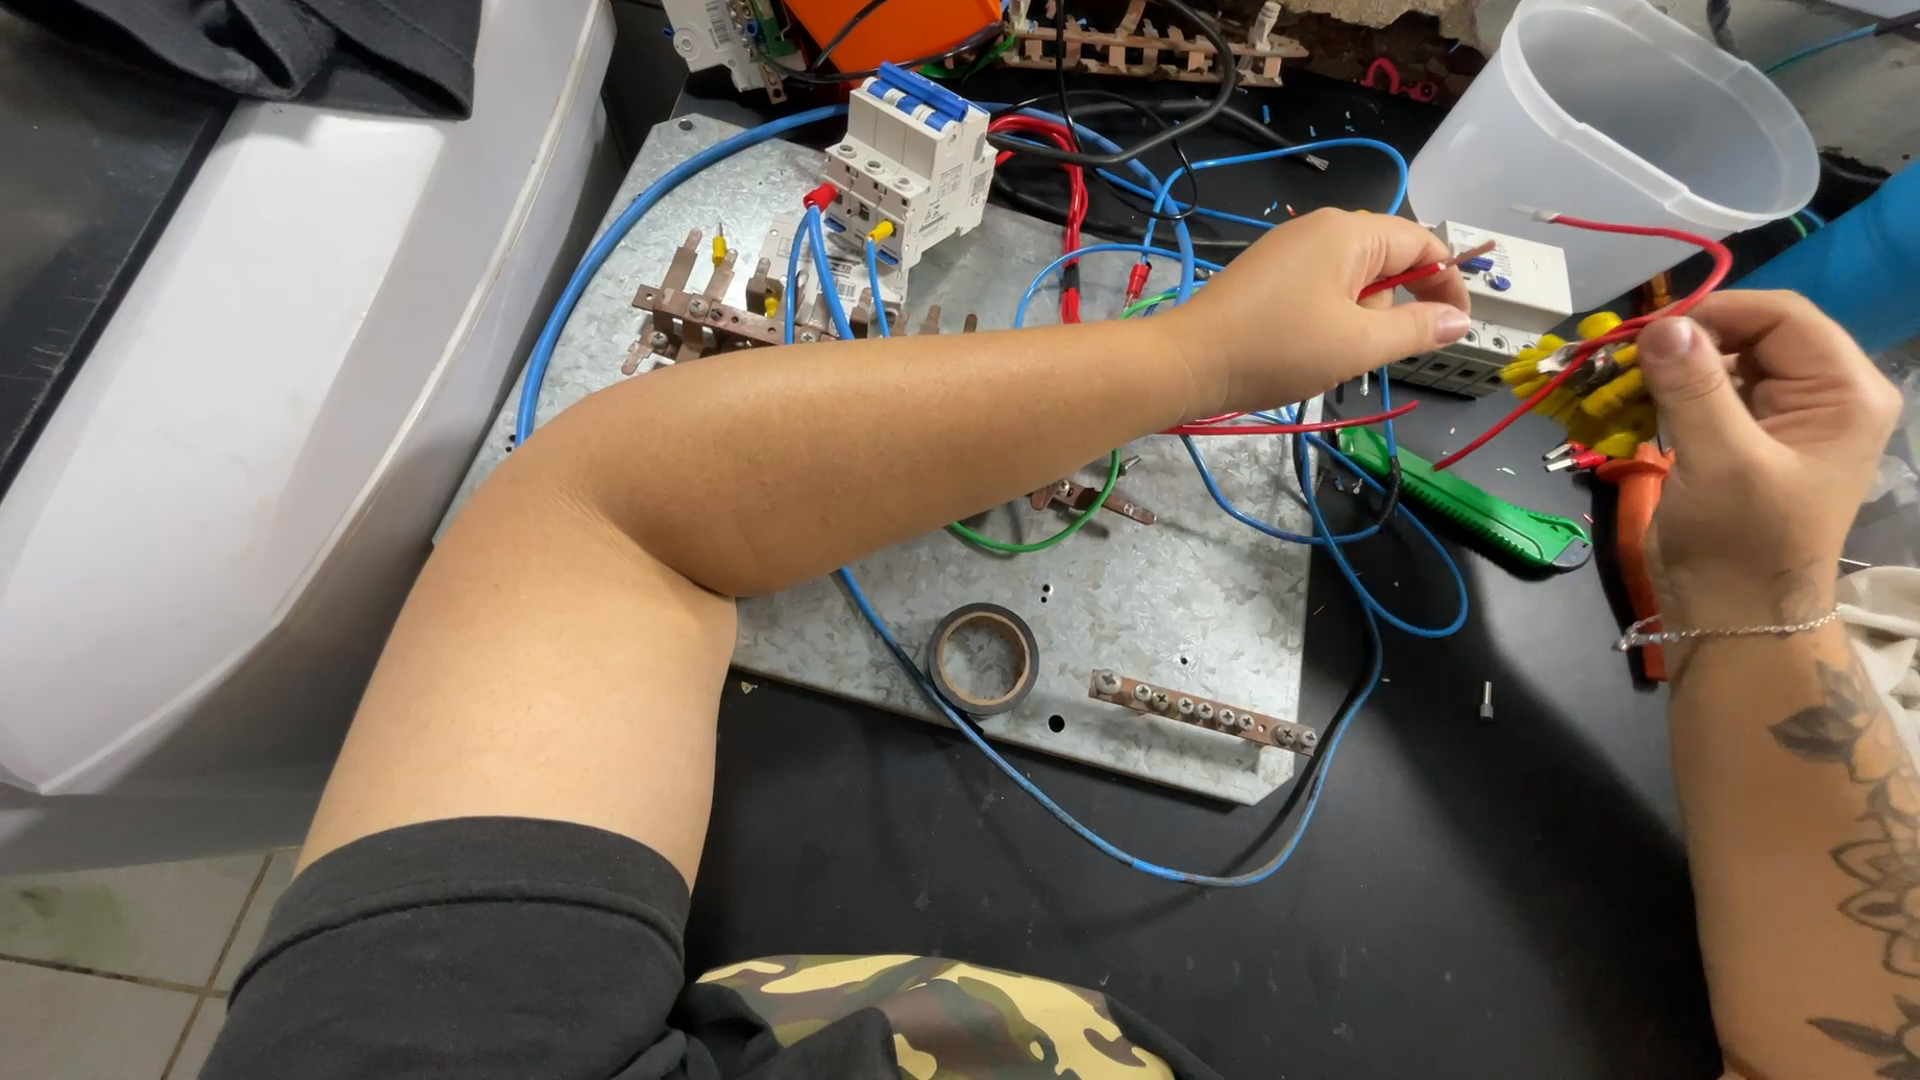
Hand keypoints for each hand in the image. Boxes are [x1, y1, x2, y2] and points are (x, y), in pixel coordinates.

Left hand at [1164, 208, 1471, 413]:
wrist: (1186, 364)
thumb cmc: (1275, 351)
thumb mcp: (1357, 345)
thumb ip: (1415, 329)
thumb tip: (1461, 320)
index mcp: (1349, 232)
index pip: (1423, 245)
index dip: (1448, 284)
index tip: (1455, 326)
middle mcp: (1317, 230)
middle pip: (1384, 264)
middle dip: (1386, 311)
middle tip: (1357, 350)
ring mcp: (1284, 252)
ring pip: (1347, 284)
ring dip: (1350, 323)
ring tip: (1317, 355)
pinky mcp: (1260, 277)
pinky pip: (1313, 293)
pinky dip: (1320, 322)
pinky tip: (1295, 350)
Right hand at [1640, 291, 1901, 628]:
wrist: (1730, 606)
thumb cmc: (1741, 537)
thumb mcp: (1720, 460)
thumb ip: (1694, 390)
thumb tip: (1661, 328)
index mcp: (1842, 393)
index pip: (1781, 318)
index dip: (1712, 313)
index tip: (1641, 334)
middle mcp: (1815, 395)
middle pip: (1746, 337)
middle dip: (1679, 343)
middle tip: (1614, 360)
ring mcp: (1773, 418)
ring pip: (1716, 365)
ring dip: (1661, 371)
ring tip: (1609, 384)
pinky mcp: (1735, 439)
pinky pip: (1698, 398)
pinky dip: (1658, 396)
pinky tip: (1623, 406)